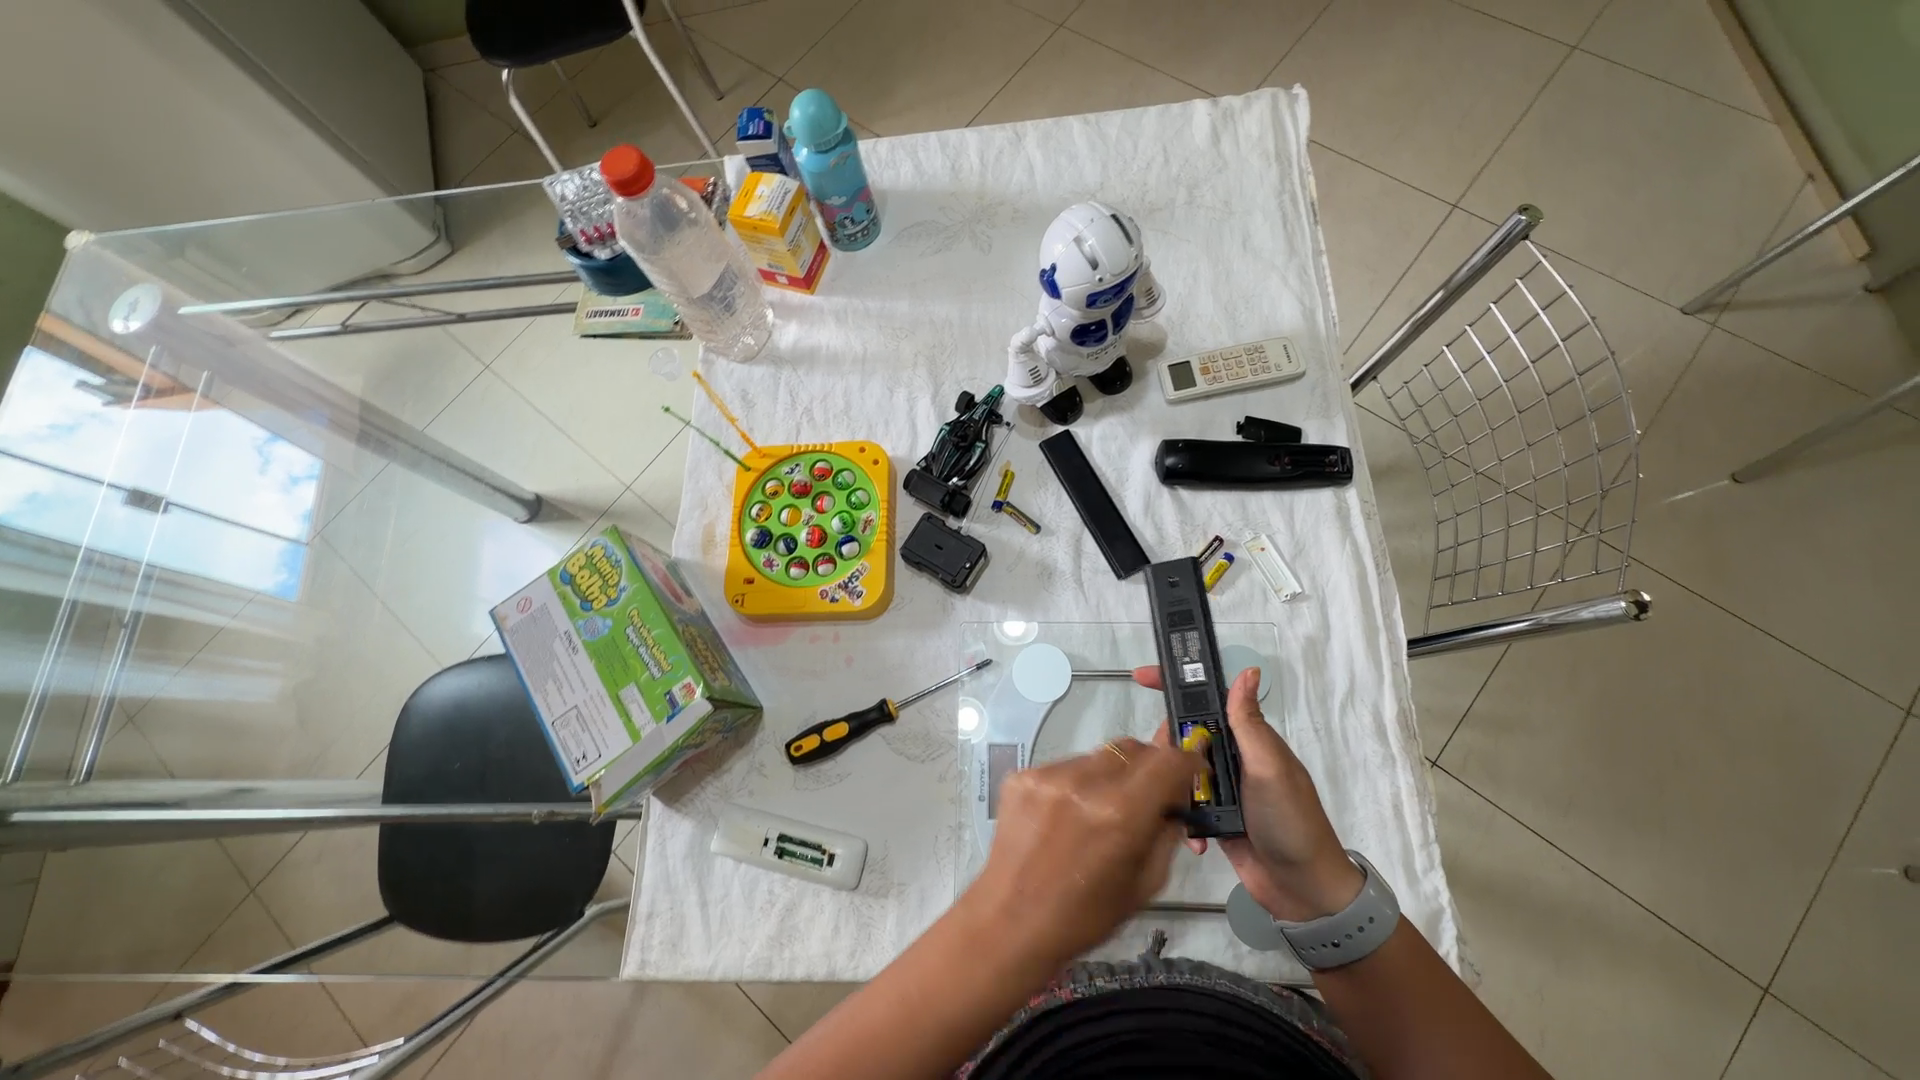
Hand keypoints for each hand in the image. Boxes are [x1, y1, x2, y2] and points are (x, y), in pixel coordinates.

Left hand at [967, 737, 1202, 963]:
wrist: (1010, 922)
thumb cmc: (1085, 916)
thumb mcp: (1145, 883)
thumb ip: (1165, 833)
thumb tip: (1173, 801)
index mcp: (1121, 812)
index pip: (1169, 761)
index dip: (1189, 762)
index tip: (1193, 773)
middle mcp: (1083, 782)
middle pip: (1132, 748)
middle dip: (1150, 765)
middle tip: (1149, 793)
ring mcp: (1047, 775)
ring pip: (1097, 756)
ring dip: (1111, 774)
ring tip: (1100, 812)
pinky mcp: (1021, 777)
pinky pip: (1064, 767)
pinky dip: (1077, 784)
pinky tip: (1066, 817)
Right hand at [1133, 666, 1362, 921]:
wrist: (1303, 890)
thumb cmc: (1290, 821)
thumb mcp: (1270, 767)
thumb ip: (1250, 723)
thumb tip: (1247, 670)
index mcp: (1248, 740)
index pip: (1208, 702)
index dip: (1176, 687)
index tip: (1140, 677)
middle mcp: (1231, 760)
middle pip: (1182, 736)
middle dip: (1166, 746)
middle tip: (1160, 765)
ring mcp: (1221, 791)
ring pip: (1177, 771)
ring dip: (1170, 785)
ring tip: (1172, 804)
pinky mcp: (1213, 820)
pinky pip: (1182, 808)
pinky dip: (1181, 820)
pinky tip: (1190, 838)